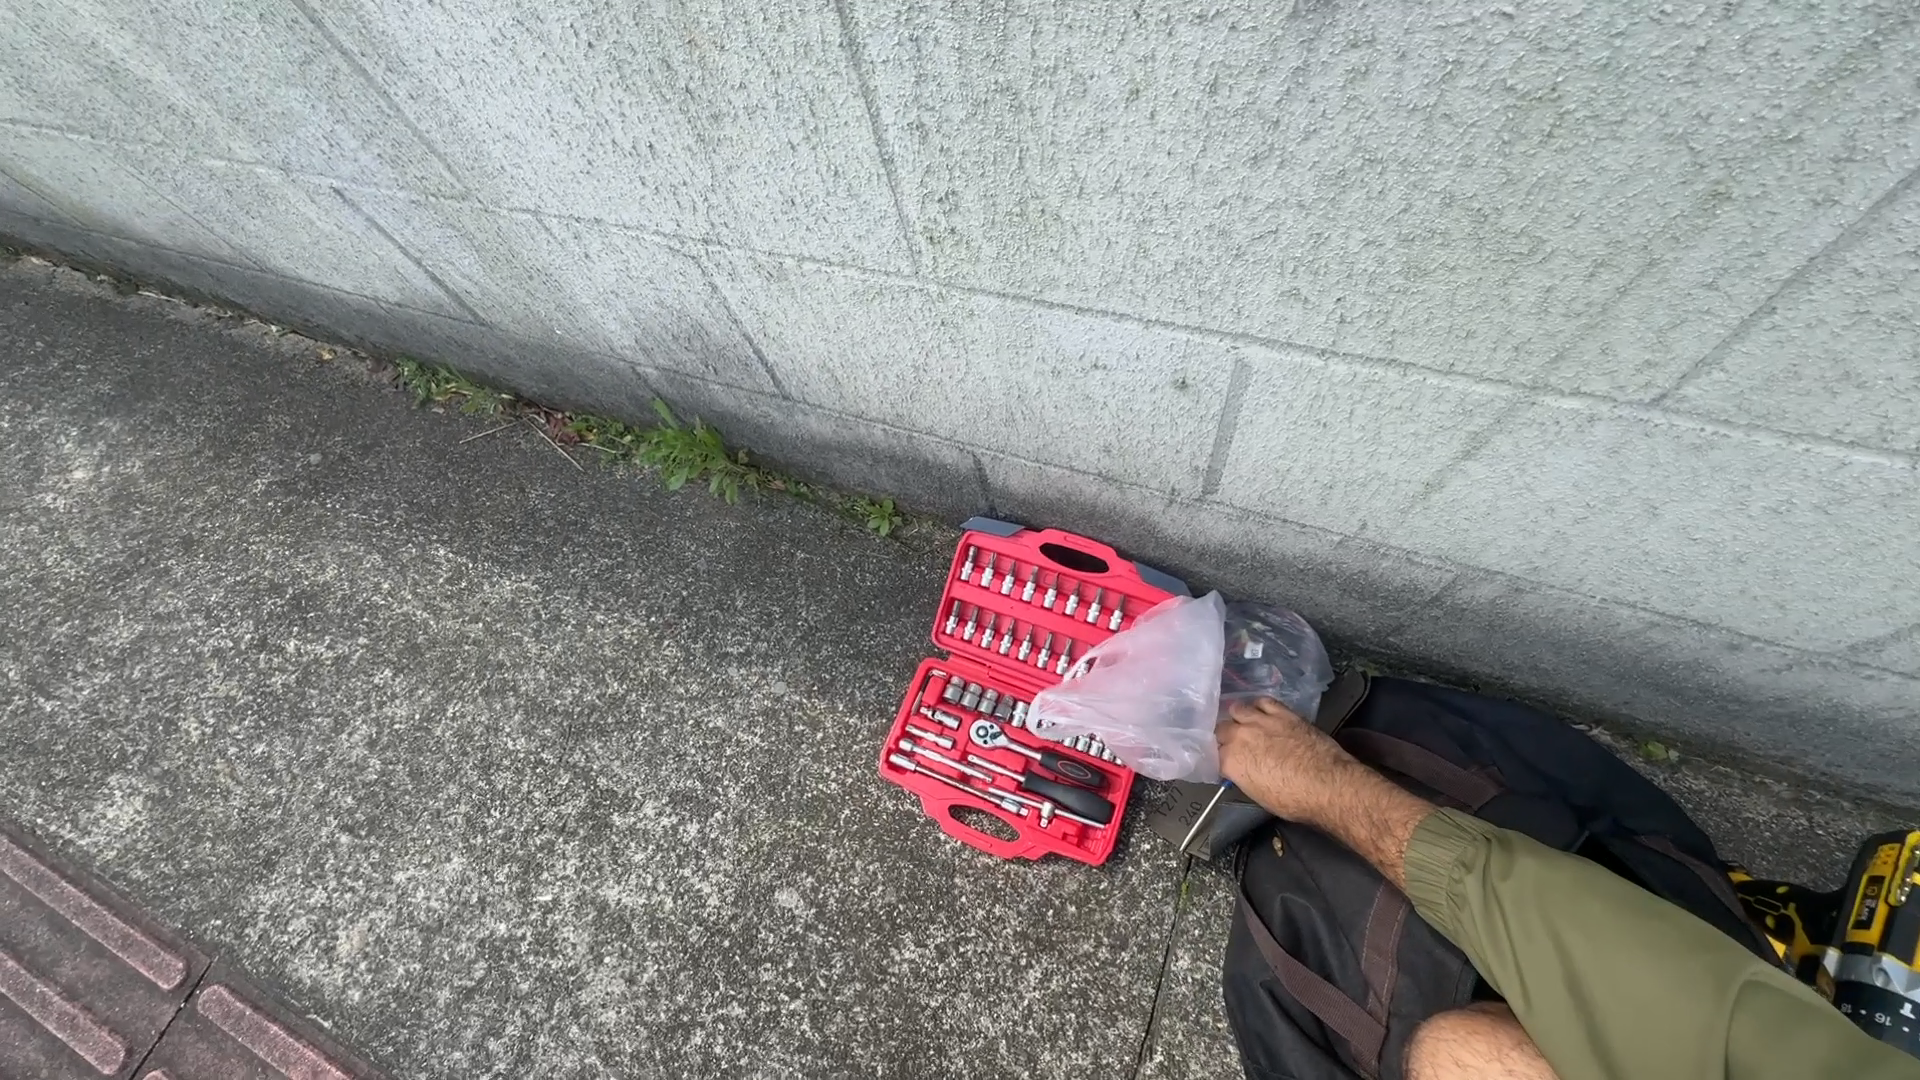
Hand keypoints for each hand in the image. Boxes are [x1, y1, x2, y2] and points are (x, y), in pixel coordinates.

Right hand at [1217, 697, 1436, 889]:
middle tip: (1235, 744)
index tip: (1225, 761)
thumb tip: (1241, 768)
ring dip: (1239, 717)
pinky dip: (1259, 706)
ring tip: (1246, 724)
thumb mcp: (1258, 795)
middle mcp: (1240, 736)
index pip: (1213, 754)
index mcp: (1230, 761)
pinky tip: (1263, 712)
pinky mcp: (1282, 712)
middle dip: (1225, 736)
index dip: (1219, 757)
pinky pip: (1263, 701)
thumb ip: (1242, 775)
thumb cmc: (1295, 801)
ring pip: (1237, 708)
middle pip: (1221, 729)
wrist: (1330, 786)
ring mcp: (1260, 721)